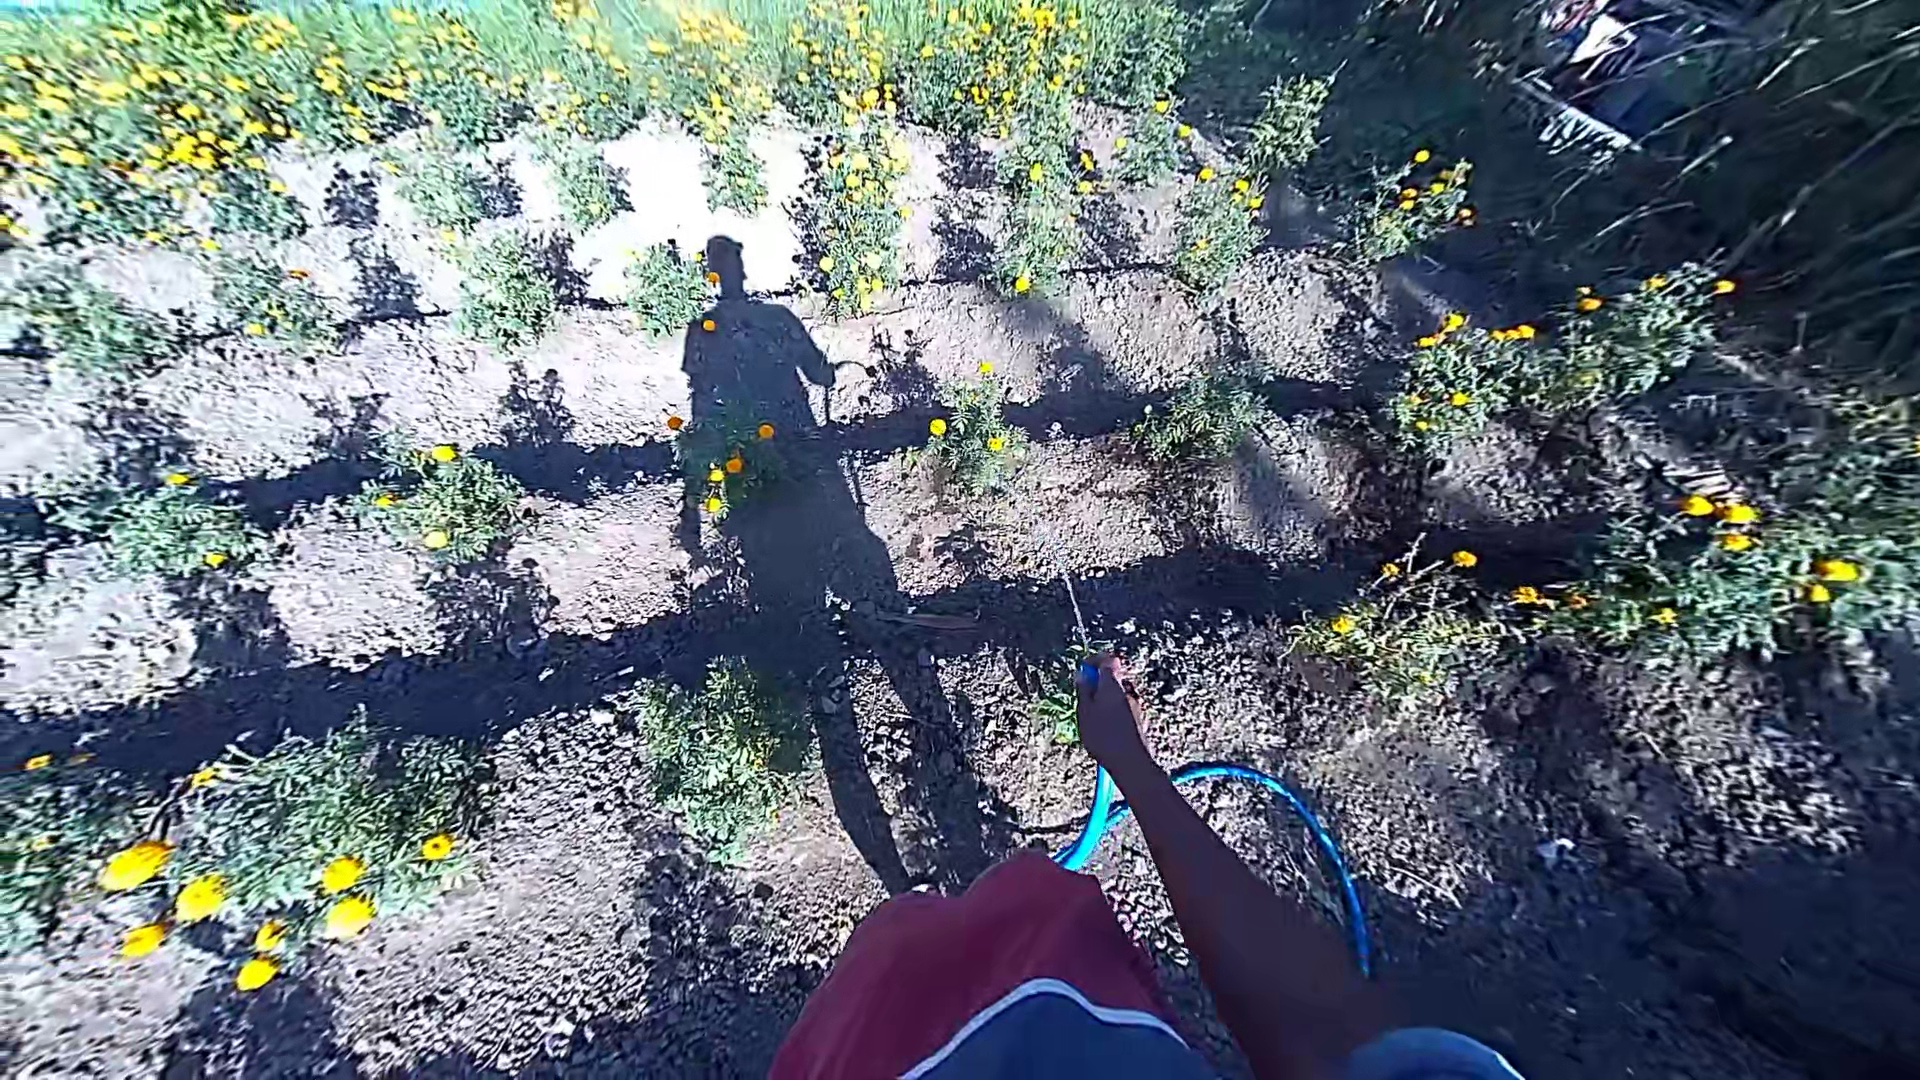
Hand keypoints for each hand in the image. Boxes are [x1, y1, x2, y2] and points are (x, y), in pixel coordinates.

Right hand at [1076, 653, 1154, 783]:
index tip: (1084, 670)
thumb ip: (1083, 690)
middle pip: (1113, 678)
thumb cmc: (1103, 736)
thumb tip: (1081, 675)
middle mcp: (1127, 691)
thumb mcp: (1084, 711)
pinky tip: (1104, 729)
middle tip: (1084, 698)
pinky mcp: (1139, 720)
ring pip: (1117, 694)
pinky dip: (1112, 712)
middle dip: (1098, 684)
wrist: (1130, 762)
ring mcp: (1135, 706)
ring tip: (1092, 718)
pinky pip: (1122, 708)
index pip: (1108, 660)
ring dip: (1105, 699)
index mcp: (1113, 685)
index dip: (1095, 661)